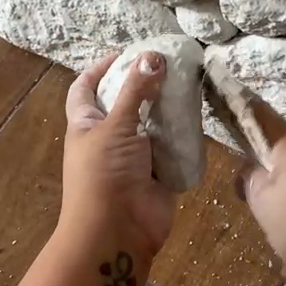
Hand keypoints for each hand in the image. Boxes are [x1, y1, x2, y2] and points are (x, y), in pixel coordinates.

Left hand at [61, 51, 175, 259]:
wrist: (118, 232)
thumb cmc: (104, 174)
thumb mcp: (117, 126)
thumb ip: (136, 90)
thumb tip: (153, 55)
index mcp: (86, 124)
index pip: (85, 88)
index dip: (100, 68)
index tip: (126, 53)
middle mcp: (108, 137)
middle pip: (125, 102)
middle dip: (144, 84)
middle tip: (171, 64)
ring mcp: (134, 156)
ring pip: (152, 123)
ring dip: (168, 108)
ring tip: (191, 82)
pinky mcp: (158, 172)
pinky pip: (172, 147)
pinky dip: (184, 134)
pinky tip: (200, 113)